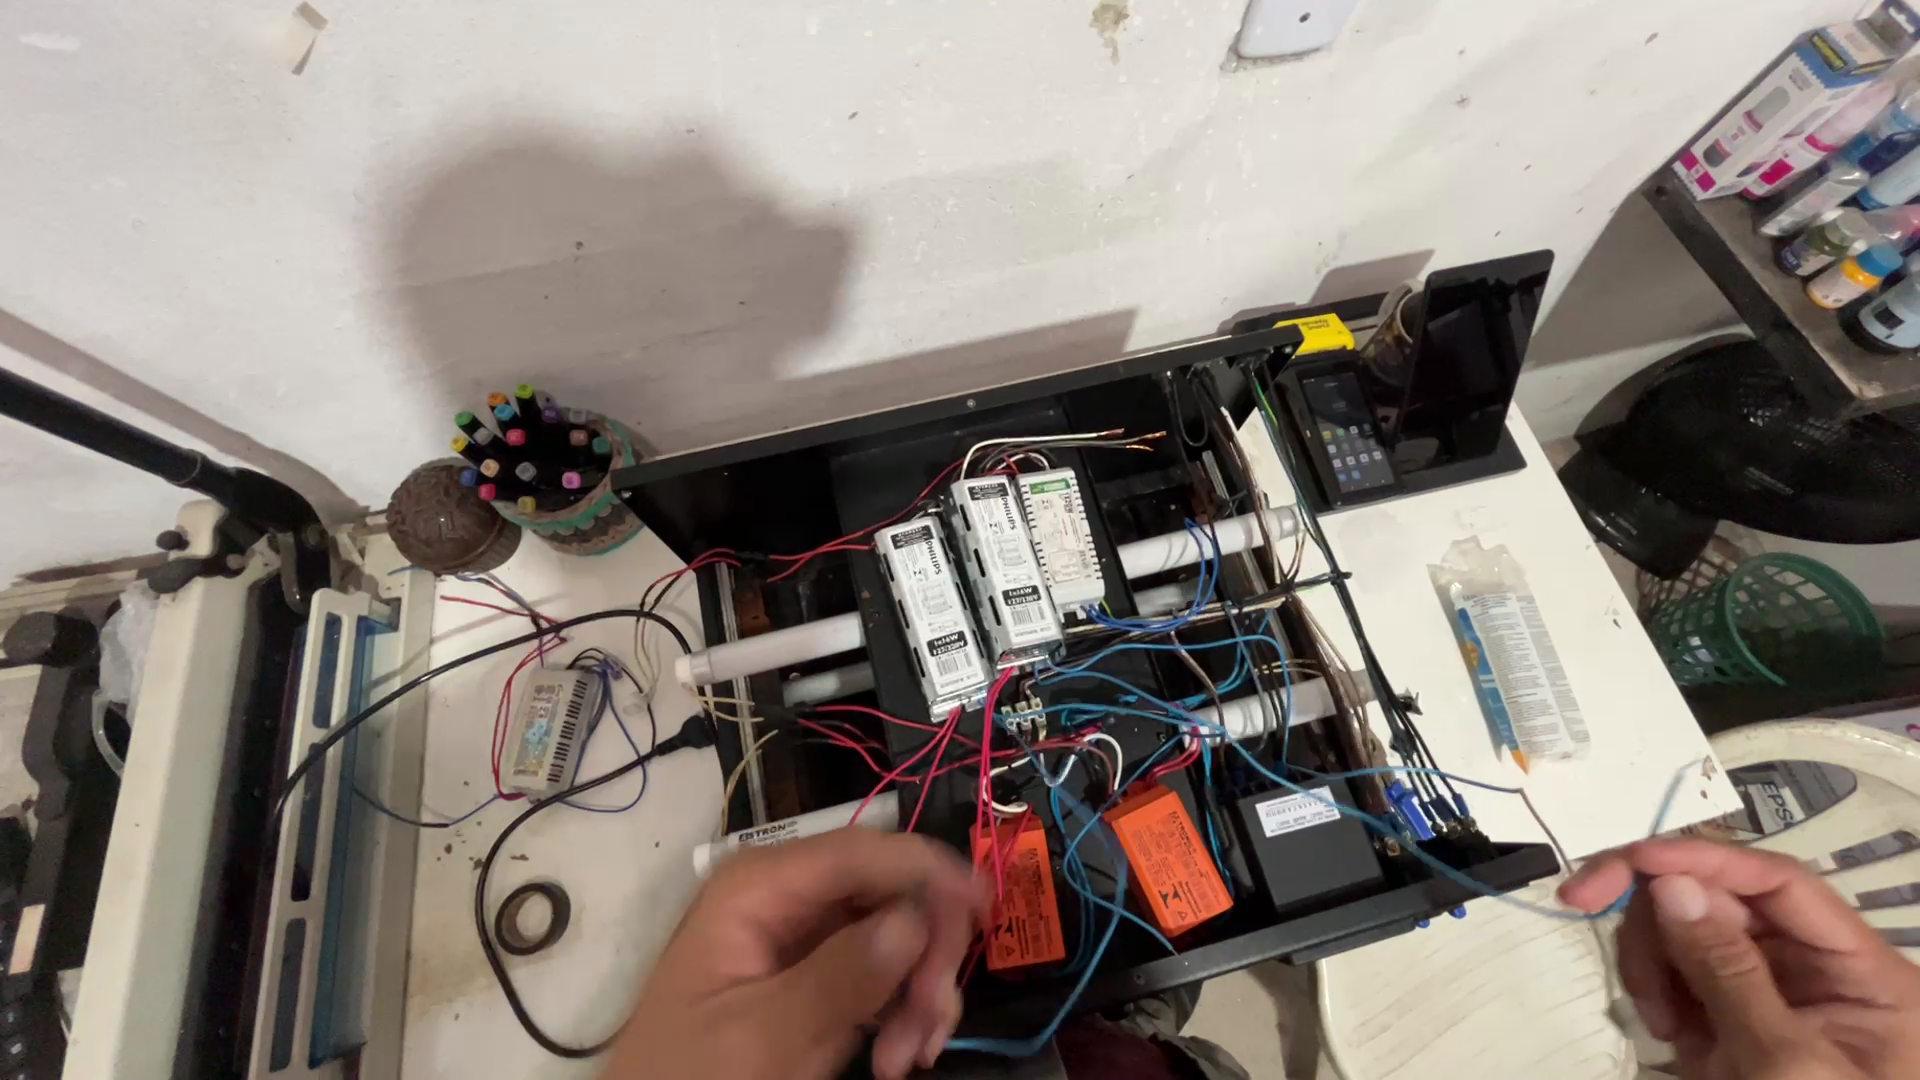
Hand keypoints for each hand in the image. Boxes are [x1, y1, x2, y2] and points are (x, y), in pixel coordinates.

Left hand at [603, 829, 987, 1079]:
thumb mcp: (761, 1041)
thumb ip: (840, 977)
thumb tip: (915, 918)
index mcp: (762, 883)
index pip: (863, 851)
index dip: (929, 869)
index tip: (986, 907)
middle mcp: (789, 890)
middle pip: (889, 887)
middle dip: (923, 951)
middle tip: (933, 1024)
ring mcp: (806, 928)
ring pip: (897, 927)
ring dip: (919, 988)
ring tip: (908, 1058)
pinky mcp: (819, 965)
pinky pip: (885, 964)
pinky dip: (904, 1005)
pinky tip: (898, 1055)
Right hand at [1560, 838, 1919, 1079]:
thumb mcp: (1782, 1061)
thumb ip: (1727, 969)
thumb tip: (1669, 883)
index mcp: (1861, 974)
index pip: (1779, 881)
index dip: (1702, 857)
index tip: (1629, 860)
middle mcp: (1812, 964)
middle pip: (1710, 893)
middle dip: (1649, 912)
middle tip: (1578, 900)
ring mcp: (1763, 982)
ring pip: (1673, 920)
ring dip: (1645, 958)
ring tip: (1658, 1022)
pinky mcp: (1721, 1000)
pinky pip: (1664, 957)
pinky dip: (1646, 981)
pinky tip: (1664, 1026)